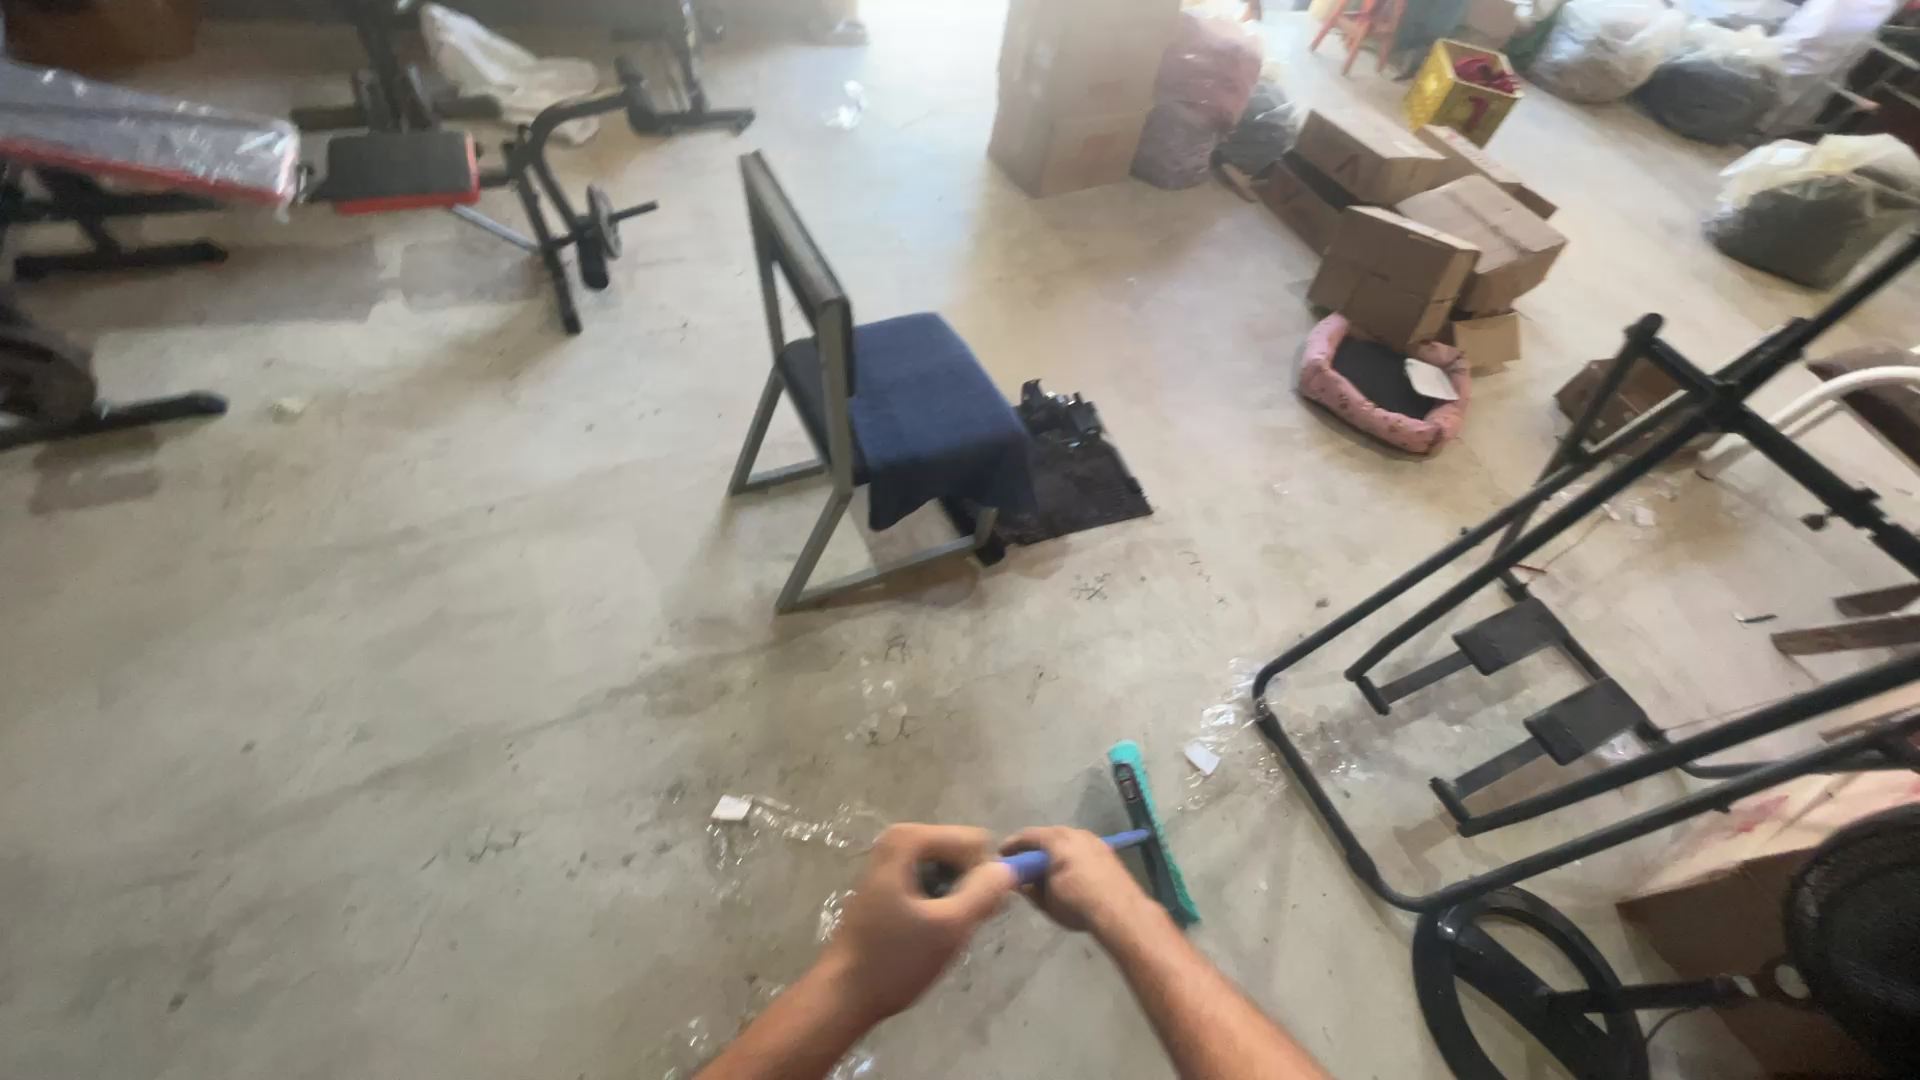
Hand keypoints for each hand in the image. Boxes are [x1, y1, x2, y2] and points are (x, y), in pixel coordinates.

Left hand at [816, 824, 1015, 1021]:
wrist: (842, 995)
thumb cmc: (894, 961)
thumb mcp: (949, 929)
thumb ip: (984, 892)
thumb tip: (1008, 867)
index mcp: (910, 839)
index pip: (974, 841)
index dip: (984, 877)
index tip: (980, 915)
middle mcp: (899, 838)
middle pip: (960, 850)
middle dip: (969, 886)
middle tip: (963, 928)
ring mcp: (891, 858)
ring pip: (948, 867)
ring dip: (957, 897)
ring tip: (947, 933)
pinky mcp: (889, 879)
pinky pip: (931, 878)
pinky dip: (940, 902)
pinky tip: (931, 931)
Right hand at [1001, 827, 1154, 936]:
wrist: (1122, 913)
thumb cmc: (1077, 904)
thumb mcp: (1046, 901)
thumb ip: (1029, 888)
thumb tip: (1020, 882)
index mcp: (1056, 839)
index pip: (1027, 836)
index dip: (1012, 846)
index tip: (1002, 855)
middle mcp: (1075, 832)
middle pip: (1048, 836)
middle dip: (1035, 849)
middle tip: (1025, 864)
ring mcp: (1094, 840)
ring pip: (1067, 842)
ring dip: (1055, 853)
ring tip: (1048, 870)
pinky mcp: (1107, 851)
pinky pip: (1081, 849)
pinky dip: (1071, 857)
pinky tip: (1070, 873)